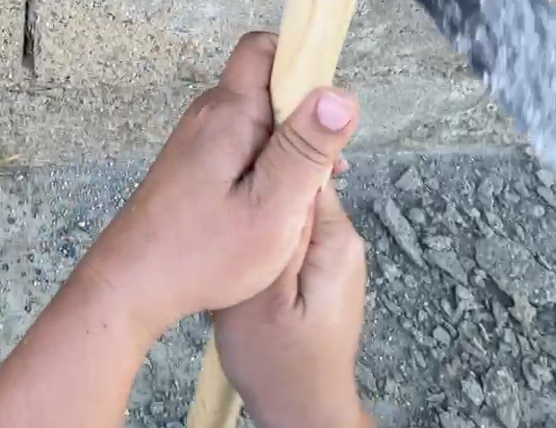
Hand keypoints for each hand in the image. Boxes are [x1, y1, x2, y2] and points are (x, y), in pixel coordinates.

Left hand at [72, 31, 361, 340]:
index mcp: (228, 112)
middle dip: (304, 116)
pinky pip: (242, 141)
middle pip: (267, 84)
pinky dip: (268, 161)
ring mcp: (200, 135)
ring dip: (290, 145)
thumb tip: (340, 93)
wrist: (137, 276)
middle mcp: (209, 112)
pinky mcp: (196, 159)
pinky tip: (277, 203)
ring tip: (303, 195)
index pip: (262, 48)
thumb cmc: (204, 250)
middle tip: (323, 170)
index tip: (330, 108)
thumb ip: (305, 148)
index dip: (301, 61)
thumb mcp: (272, 205)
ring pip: (258, 117)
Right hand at [214, 181, 371, 427]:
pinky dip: (256, 221)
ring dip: (252, 200)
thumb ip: (278, 224)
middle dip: (252, 178)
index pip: (301, 163)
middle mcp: (339, 235)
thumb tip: (291, 159)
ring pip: (283, 197)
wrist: (297, 409)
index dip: (260, 154)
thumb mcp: (265, 289)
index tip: (224, 162)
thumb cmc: (275, 358)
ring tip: (220, 218)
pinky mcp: (313, 260)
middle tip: (216, 198)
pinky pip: (283, 220)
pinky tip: (234, 239)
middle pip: (291, 176)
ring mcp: (327, 248)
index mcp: (333, 235)